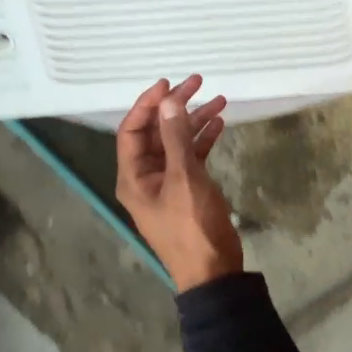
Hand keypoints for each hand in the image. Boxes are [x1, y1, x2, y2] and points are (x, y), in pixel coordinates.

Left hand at [115, 74, 237, 291]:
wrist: (212, 268)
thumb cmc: (191, 224)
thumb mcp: (184, 177)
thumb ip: (176, 137)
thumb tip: (168, 101)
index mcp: (134, 177)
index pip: (131, 131)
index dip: (148, 104)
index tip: (169, 83)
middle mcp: (146, 177)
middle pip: (155, 132)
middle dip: (175, 107)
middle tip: (198, 83)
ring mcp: (168, 182)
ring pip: (177, 141)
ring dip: (195, 119)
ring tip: (219, 99)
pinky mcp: (188, 188)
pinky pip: (191, 155)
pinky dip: (203, 138)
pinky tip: (220, 123)